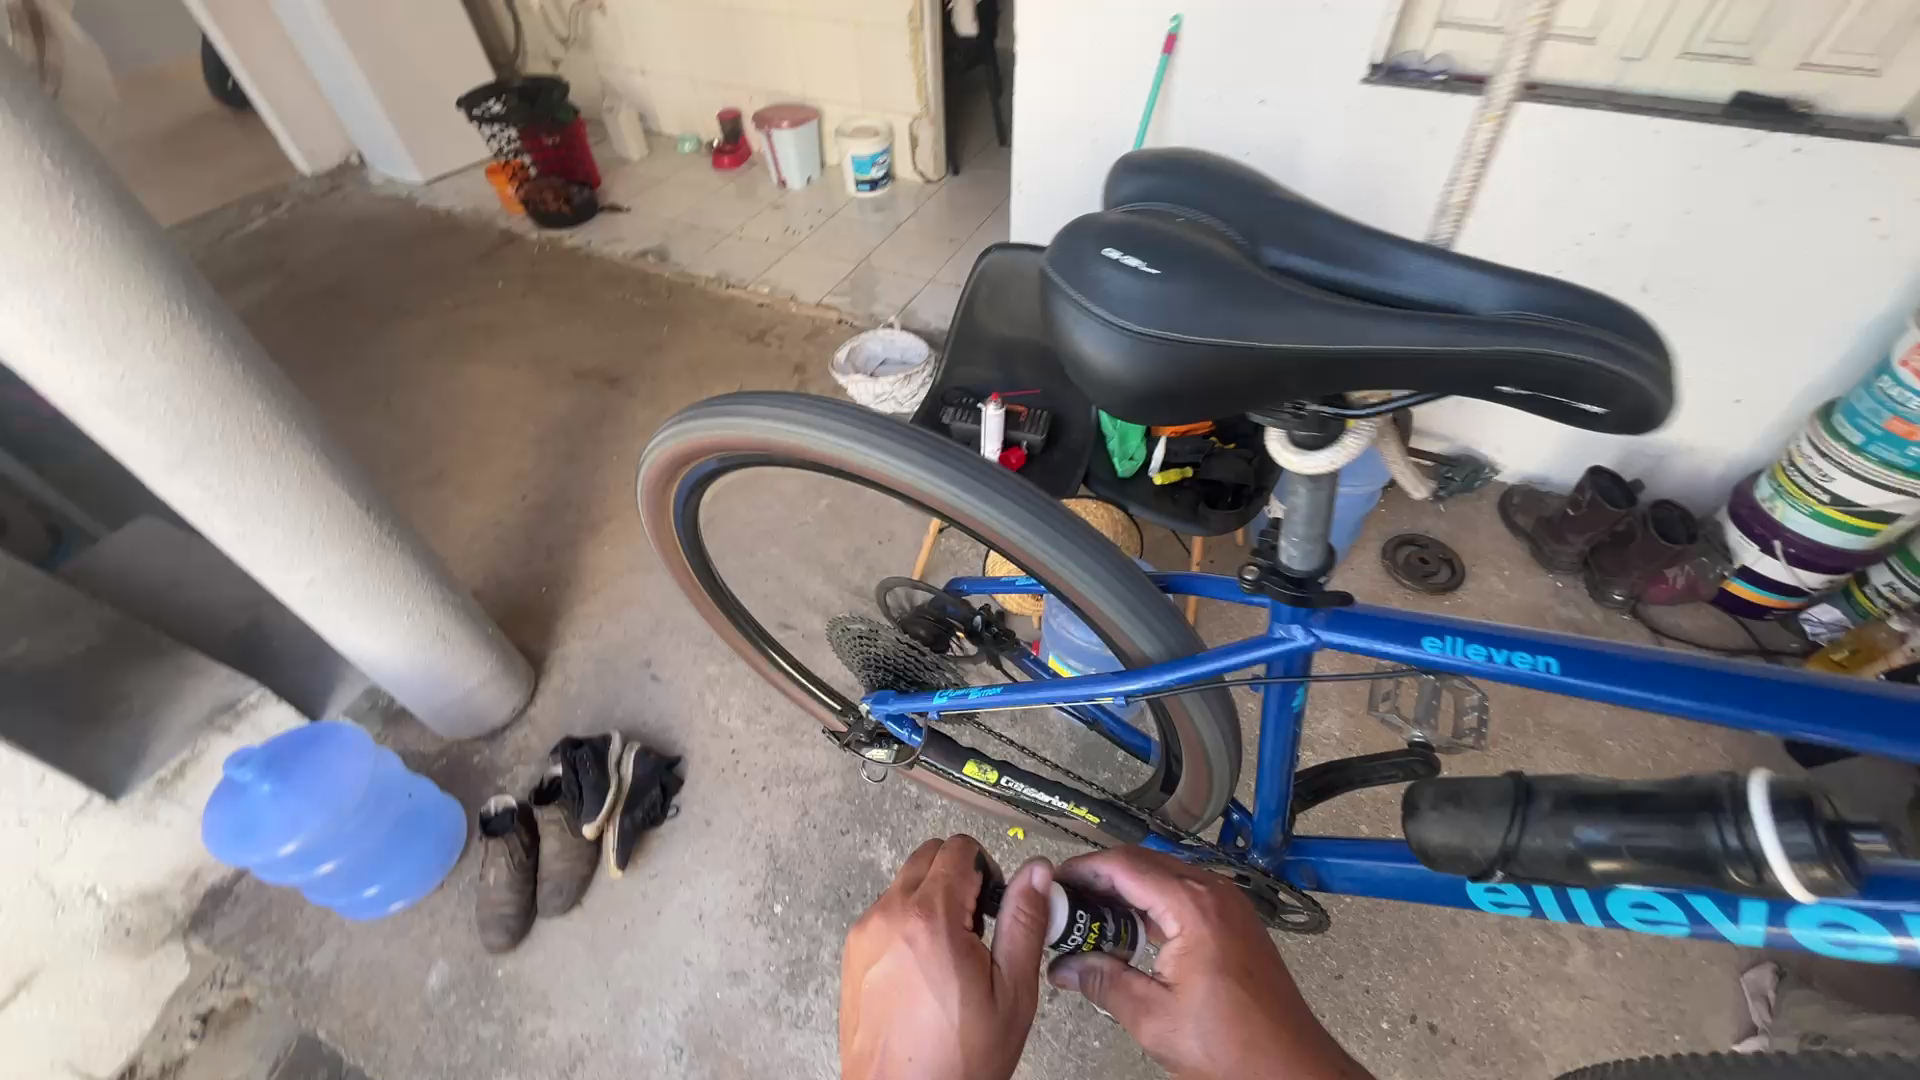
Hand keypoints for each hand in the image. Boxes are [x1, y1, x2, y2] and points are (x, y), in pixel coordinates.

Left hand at [840, 835, 1053, 1079]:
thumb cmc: (959, 1059)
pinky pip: (885, 910)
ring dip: (931, 897)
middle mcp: (890, 912)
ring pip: (906, 880)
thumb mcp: (1011, 993)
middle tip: (976, 925)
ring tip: (950, 952)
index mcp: (931, 916)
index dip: (985, 869)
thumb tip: (1038, 870)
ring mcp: (865, 931)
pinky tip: (923, 967)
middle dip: (958, 875)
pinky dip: (907, 920)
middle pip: (929, 854)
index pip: (959, 848)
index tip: (993, 906)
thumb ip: (1024, 921)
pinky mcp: (852, 951)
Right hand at [1048, 846, 1370, 1079]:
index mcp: (1192, 905)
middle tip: (1068, 899)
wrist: (1296, 1072)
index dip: (1084, 869)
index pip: (1123, 865)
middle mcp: (1212, 889)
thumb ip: (1103, 982)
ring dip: (1126, 886)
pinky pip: (1183, 889)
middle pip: (1142, 861)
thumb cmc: (1234, 1049)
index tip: (1056, 881)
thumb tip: (1063, 967)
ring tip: (1093, 913)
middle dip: (1101, 875)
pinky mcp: (1235, 916)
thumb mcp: (1154, 1019)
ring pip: (1162, 872)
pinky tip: (1133, 926)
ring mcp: (1227, 900)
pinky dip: (1152, 898)